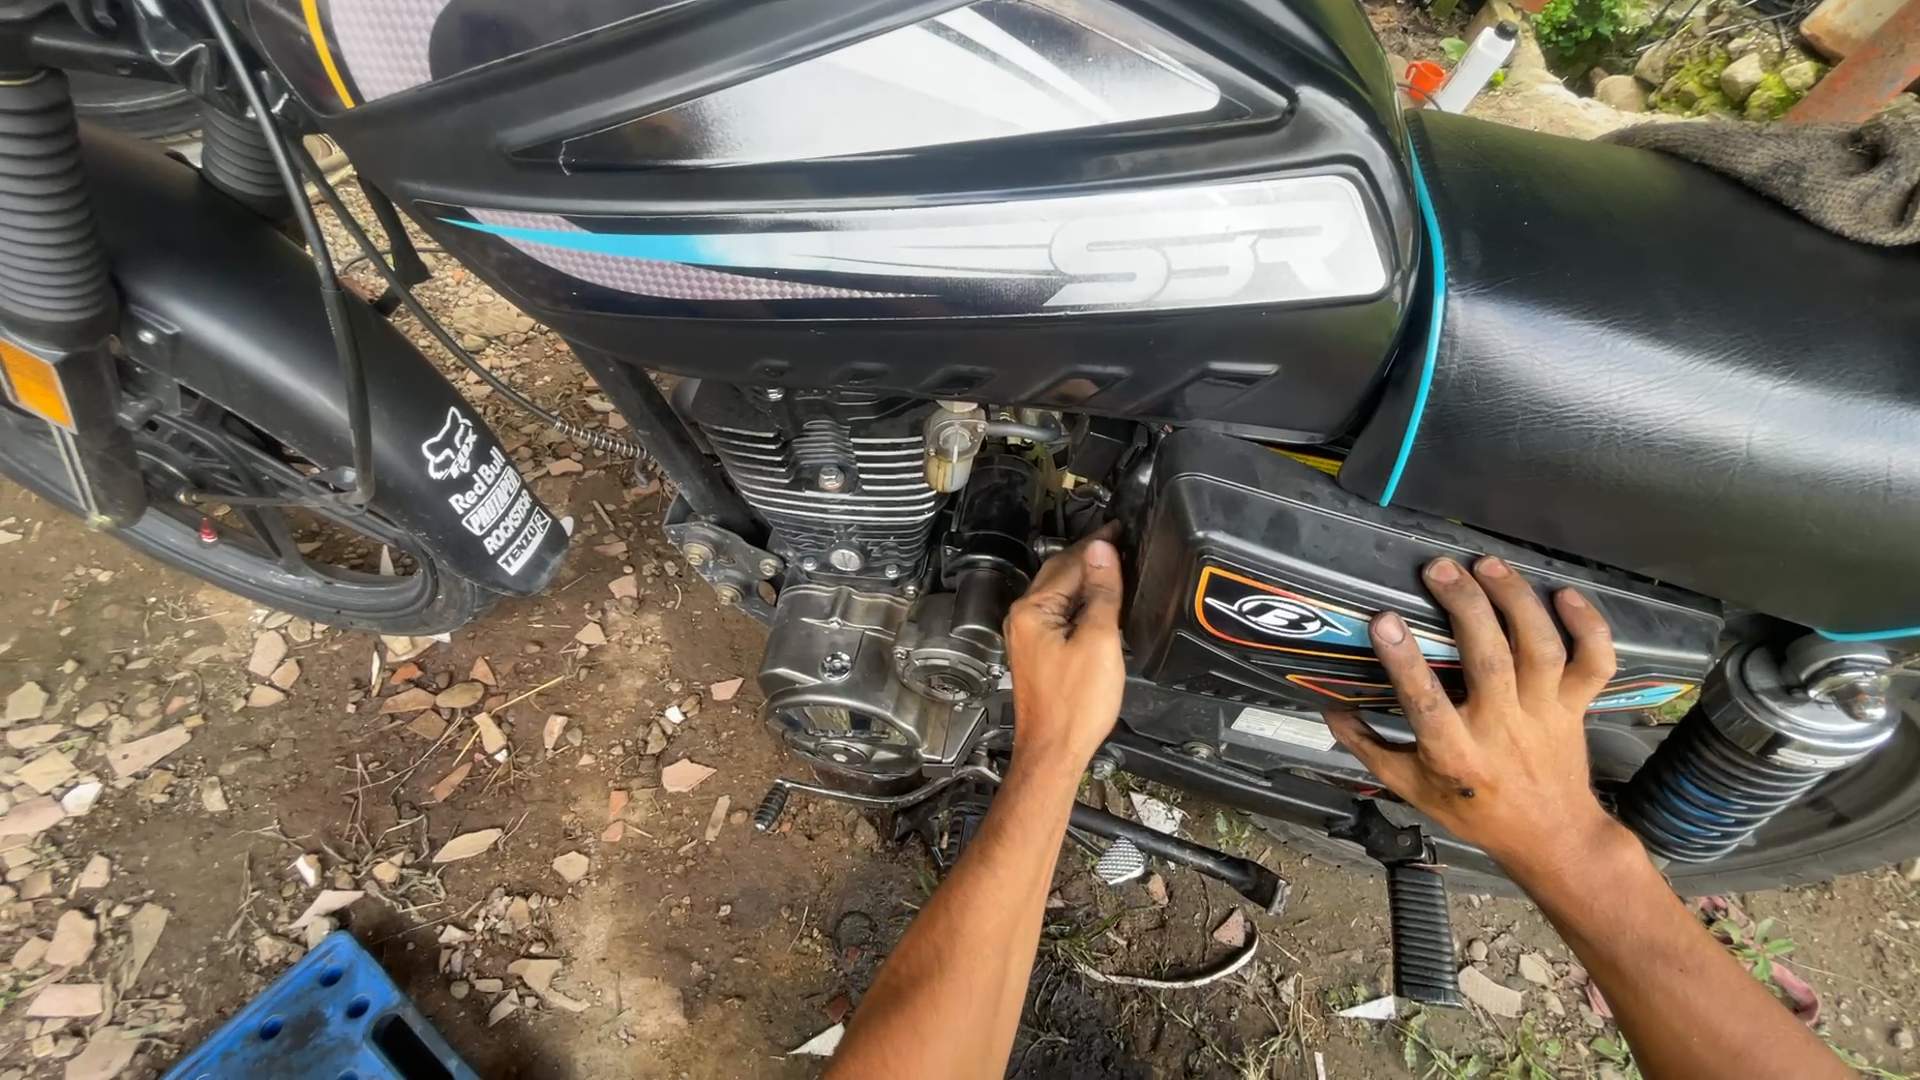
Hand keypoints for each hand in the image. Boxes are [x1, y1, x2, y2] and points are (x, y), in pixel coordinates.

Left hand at [1003, 526, 1126, 772]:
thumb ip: (1102, 591)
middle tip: (1118, 540)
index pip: (1070, 563)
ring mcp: (1027, 636)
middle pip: (1059, 573)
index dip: (1098, 545)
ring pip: (1058, 592)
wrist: (1054, 751)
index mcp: (1033, 611)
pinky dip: (1079, 600)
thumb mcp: (1099, 640)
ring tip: (1112, 564)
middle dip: (1089, 556)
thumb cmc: (1074, 706)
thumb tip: (1102, 550)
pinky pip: (1058, 612)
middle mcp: (1022, 619)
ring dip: (1084, 577)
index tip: (1120, 530)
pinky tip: (1097, 601)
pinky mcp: (1037, 651)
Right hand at [1324, 556, 1625, 881]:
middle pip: (1490, 661)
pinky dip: (1589, 627)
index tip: (1384, 619)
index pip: (1426, 702)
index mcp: (1456, 753)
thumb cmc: (1472, 810)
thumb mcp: (1406, 785)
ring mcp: (1546, 714)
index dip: (1405, 660)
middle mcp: (1503, 728)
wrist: (1555, 838)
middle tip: (1440, 570)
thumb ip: (1364, 744)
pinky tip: (1566, 593)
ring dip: (1516, 602)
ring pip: (1540, 650)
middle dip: (1467, 609)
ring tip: (1488, 565)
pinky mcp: (1576, 707)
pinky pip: (1593, 663)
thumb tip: (1326, 705)